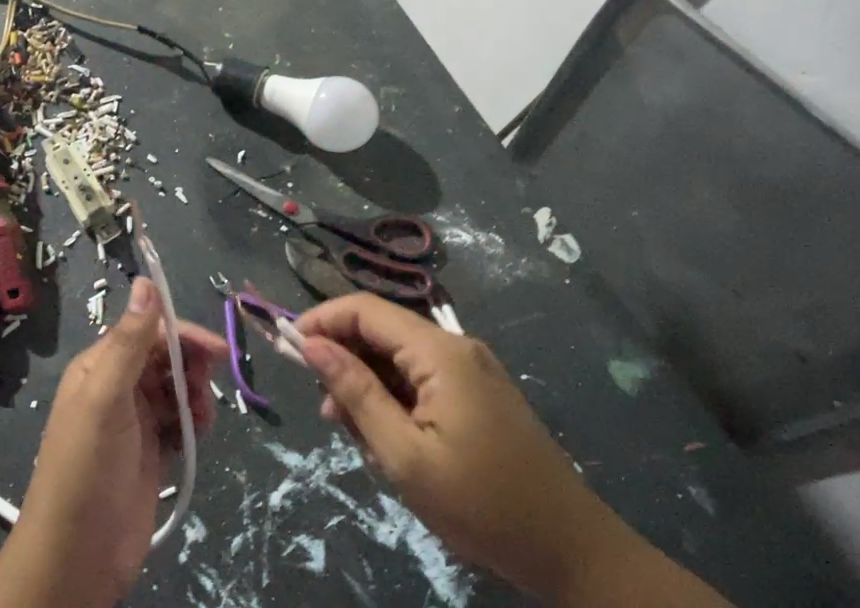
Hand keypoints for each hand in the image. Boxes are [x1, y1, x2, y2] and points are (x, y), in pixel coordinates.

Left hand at [0, 278, 227, 607]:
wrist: (79, 549)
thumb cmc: (87, 466)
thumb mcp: (105, 397)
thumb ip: (128, 341)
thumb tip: (145, 282)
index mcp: (98, 367)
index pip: (145, 331)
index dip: (181, 334)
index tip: (219, 349)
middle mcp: (115, 388)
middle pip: (163, 359)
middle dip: (190, 366)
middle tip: (205, 391)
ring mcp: (133, 422)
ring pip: (175, 390)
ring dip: (195, 396)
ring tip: (201, 420)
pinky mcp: (150, 453)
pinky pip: (179, 423)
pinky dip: (193, 423)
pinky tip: (198, 435)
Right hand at [296, 294, 728, 606]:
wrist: (571, 551)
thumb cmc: (481, 503)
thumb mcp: (403, 454)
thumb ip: (355, 392)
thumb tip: (311, 344)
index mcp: (441, 353)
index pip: (365, 309)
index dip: (321, 320)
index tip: (288, 349)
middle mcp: (457, 347)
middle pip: (381, 330)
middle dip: (344, 360)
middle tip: (328, 412)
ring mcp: (472, 369)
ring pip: (398, 356)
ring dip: (367, 385)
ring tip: (357, 436)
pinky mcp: (478, 393)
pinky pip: (420, 377)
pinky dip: (393, 397)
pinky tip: (388, 438)